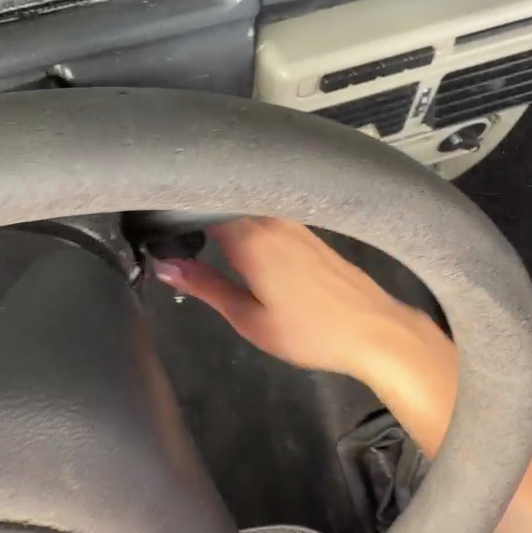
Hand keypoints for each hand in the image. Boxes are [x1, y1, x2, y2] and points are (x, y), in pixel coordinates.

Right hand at [150, 217, 445, 383]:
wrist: (375, 331)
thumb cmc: (310, 331)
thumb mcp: (249, 318)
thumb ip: (205, 286)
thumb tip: (164, 266)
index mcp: (251, 236)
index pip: (201, 206)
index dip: (174, 212)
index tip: (156, 225)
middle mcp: (270, 217)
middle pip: (221, 202)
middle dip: (195, 213)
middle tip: (171, 235)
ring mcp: (291, 219)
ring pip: (243, 206)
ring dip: (221, 217)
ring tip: (199, 238)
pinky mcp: (305, 228)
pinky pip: (263, 214)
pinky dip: (244, 223)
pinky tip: (238, 244)